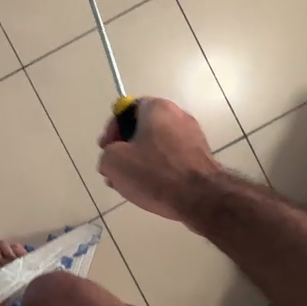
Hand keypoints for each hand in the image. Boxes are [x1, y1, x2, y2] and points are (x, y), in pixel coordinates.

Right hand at [97, 97, 220, 221]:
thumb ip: (107, 154)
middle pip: (142, 129)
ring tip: (130, 184)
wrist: (199, 197)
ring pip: (157, 147)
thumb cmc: (154, 172)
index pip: (127, 109)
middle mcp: (178, 115)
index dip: (112, 130)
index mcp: (157, 108)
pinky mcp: (201, 157)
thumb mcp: (113, 162)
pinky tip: (151, 189)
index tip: (106, 149)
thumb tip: (114, 158)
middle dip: (126, 149)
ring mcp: (193, 137)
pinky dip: (159, 171)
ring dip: (141, 162)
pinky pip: (172, 160)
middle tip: (116, 169)